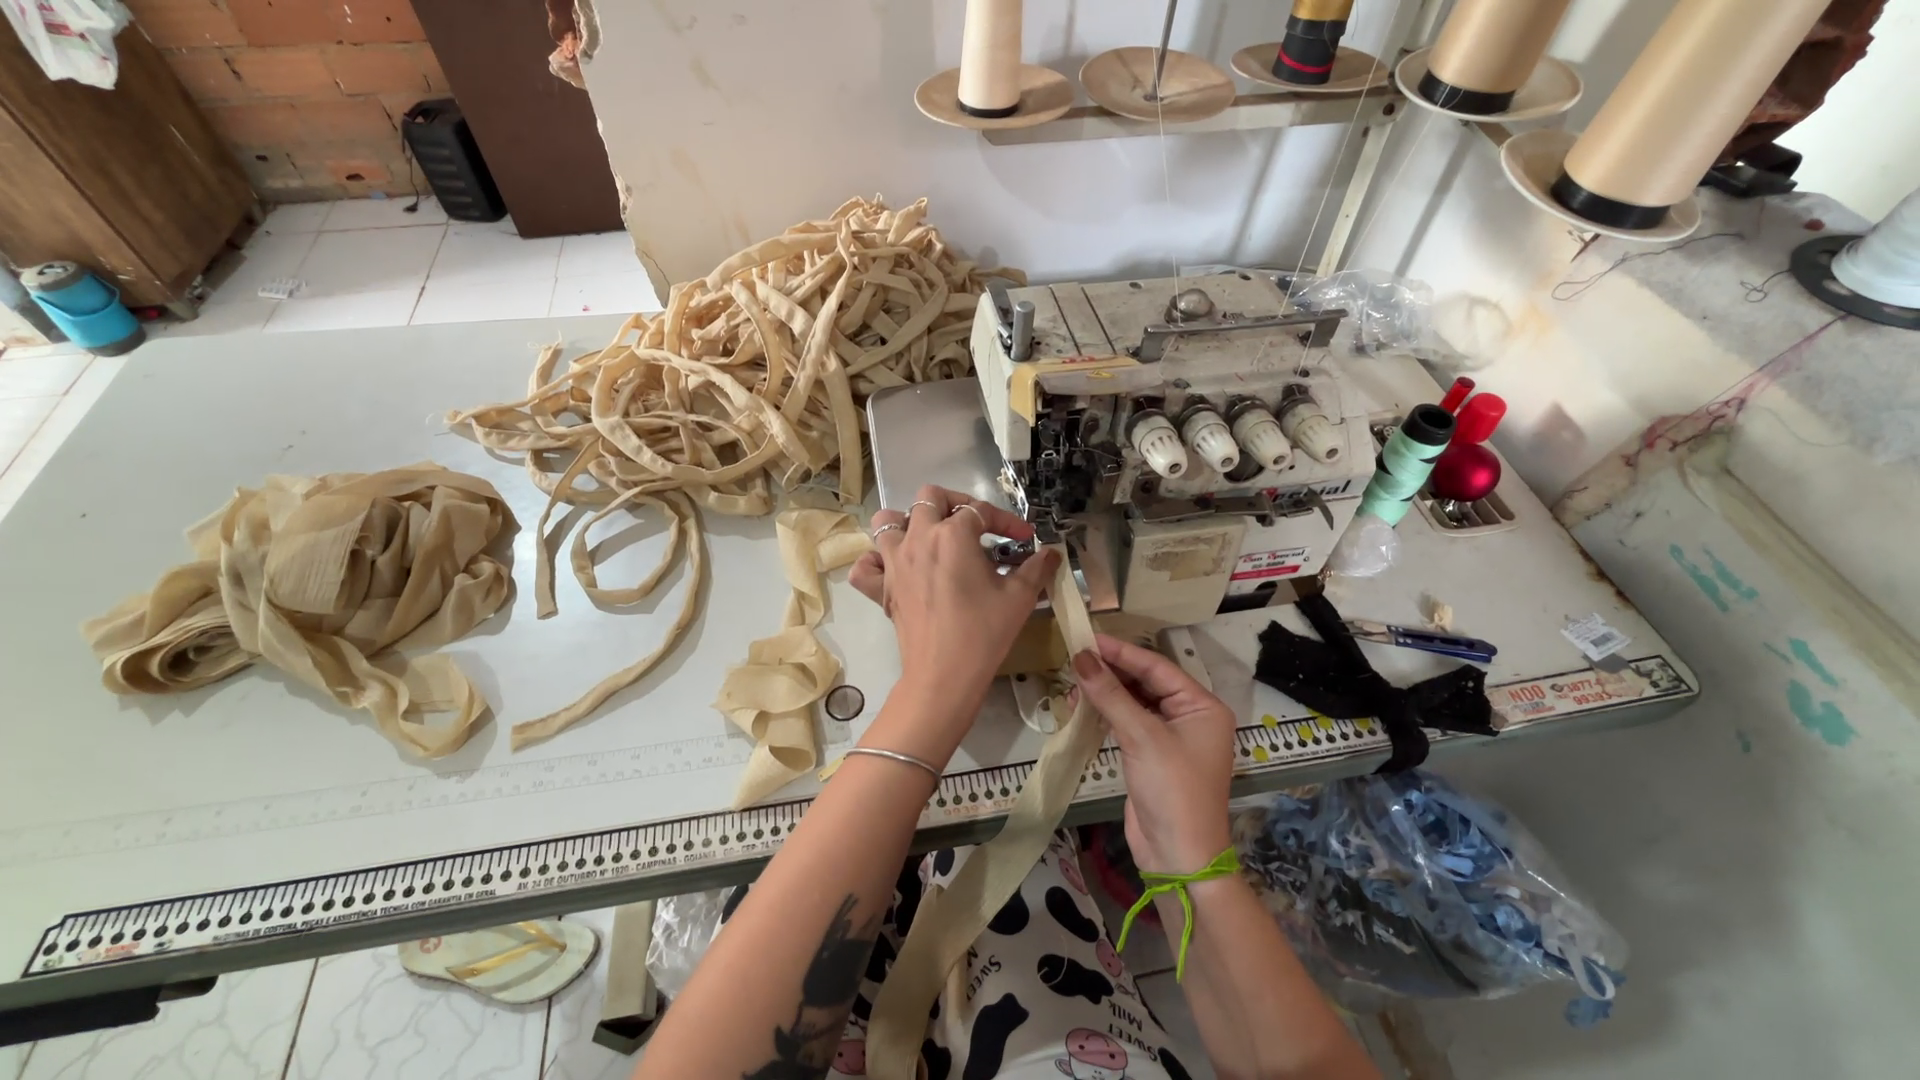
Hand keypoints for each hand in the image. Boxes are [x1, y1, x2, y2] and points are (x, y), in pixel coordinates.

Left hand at [849, 486, 1058, 745]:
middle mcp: (918, 538)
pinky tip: (894, 568)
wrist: (945, 674)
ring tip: (929, 538)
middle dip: (955, 504)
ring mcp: (894, 562)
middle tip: (974, 526)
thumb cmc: (984, 632)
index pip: (981, 511)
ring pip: (887, 521)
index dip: (1007, 521)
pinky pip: (865, 565)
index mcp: (953, 535)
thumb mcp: (1019, 596)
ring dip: (908, 522)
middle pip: (930, 498)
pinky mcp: (881, 588)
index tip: (1025, 538)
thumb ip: (1037, 568)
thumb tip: (1051, 554)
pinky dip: (875, 561)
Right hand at [1071, 634, 1235, 874]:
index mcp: (1202, 706)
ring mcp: (1170, 737)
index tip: (1087, 638)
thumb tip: (1082, 657)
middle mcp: (1190, 717)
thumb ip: (1111, 695)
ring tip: (1073, 680)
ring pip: (1134, 702)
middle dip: (1111, 672)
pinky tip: (1082, 706)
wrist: (1179, 855)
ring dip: (1105, 693)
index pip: (1157, 668)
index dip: (1121, 652)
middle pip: (1146, 682)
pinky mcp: (1151, 756)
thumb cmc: (1172, 790)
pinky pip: (1127, 723)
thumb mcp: (1142, 737)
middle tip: (1074, 656)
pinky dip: (1106, 714)